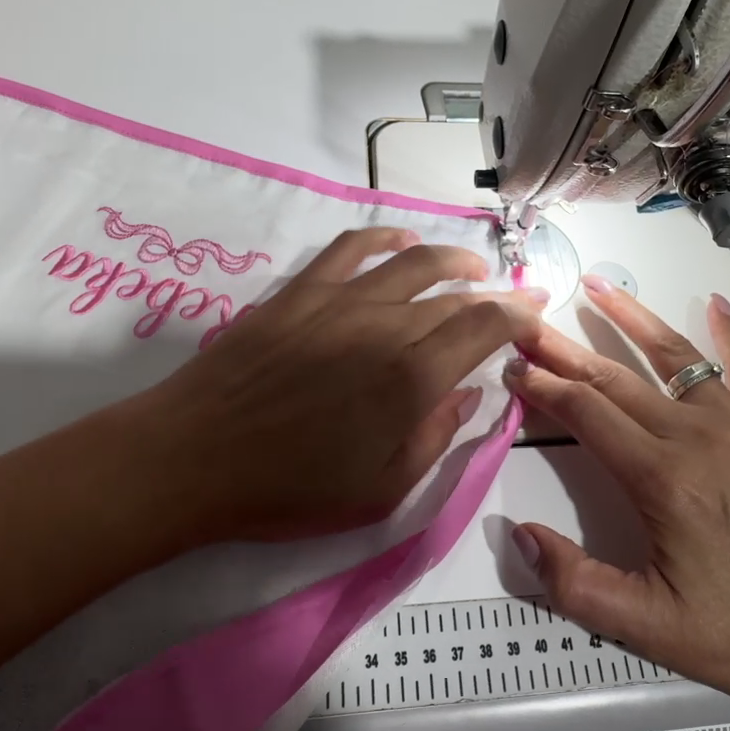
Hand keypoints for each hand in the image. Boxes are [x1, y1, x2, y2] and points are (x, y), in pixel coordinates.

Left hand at [129, 227, 545, 545]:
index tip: (535, 314)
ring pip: (413, 263)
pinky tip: (401, 240)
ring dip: (451, 259)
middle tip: (512, 298)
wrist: (194, 457)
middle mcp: (386, 326)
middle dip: (494, 296)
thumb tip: (468, 395)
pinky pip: (351, 248)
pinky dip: (382, 237)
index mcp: (412, 379)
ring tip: (470, 268)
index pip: (484, 329)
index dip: (518, 317)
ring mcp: (341, 301)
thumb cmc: (289, 489)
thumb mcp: (380, 493)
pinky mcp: (301, 290)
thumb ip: (434, 438)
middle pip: (454, 298)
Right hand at [505, 279, 729, 730]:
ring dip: (632, 317)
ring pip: (674, 356)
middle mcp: (695, 434)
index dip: (542, 384)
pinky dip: (727, 333)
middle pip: (615, 377)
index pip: (584, 412)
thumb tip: (515, 535)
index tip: (510, 364)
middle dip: (565, 347)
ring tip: (599, 284)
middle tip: (528, 320)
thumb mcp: (655, 628)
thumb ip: (576, 583)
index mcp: (661, 477)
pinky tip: (716, 302)